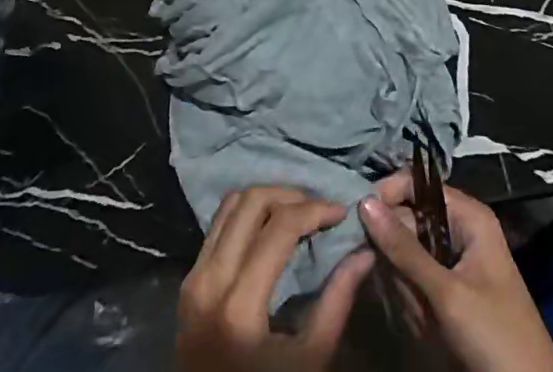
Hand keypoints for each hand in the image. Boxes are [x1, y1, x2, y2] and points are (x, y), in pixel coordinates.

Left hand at [177, 186, 375, 371]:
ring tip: (298, 212)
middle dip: (291, 195)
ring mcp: (192, 277)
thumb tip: (365, 251)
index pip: (280, 226)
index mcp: (239, 305)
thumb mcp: (311, 359)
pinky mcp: (187, 279)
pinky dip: (247, 214)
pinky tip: (272, 227)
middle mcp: (208, 280)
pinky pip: (217, 225)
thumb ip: (338, 299)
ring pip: (230, 205)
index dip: (315, 209)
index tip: (341, 212)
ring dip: (268, 199)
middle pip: (250, 202)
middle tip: (319, 209)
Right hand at [358, 172, 552, 371]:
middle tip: (401, 285)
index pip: (417, 183)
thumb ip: (404, 248)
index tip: (360, 220)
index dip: (388, 194)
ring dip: (404, 281)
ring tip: (422, 312)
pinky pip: (416, 275)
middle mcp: (461, 227)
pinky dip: (412, 294)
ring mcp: (455, 257)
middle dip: (396, 252)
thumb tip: (364, 202)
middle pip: (409, 218)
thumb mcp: (446, 292)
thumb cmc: (494, 334)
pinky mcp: (449, 283)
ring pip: (408, 251)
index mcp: (469, 215)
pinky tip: (422, 319)